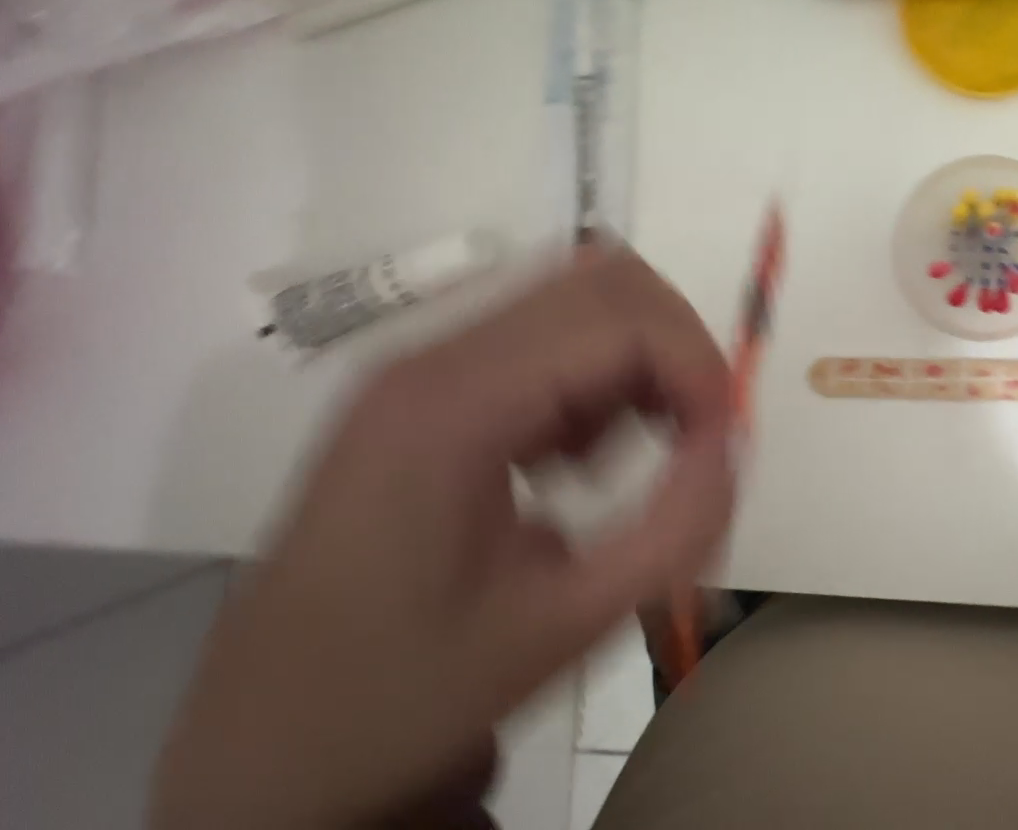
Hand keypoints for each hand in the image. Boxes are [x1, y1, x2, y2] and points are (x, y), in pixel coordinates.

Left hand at [152, 244, 735, 829]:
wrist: (267, 750)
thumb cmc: (411, 693)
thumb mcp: (569, 622)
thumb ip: (677, 526)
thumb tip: (734, 443)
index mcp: (452, 406)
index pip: (619, 318)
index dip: (697, 368)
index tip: (721, 451)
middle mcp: (433, 358)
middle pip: (603, 282)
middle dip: (677, 352)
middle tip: (692, 441)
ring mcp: (424, 368)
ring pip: (581, 301)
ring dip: (640, 365)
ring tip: (631, 459)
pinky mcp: (429, 392)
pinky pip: (548, 341)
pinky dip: (601, 380)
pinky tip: (579, 462)